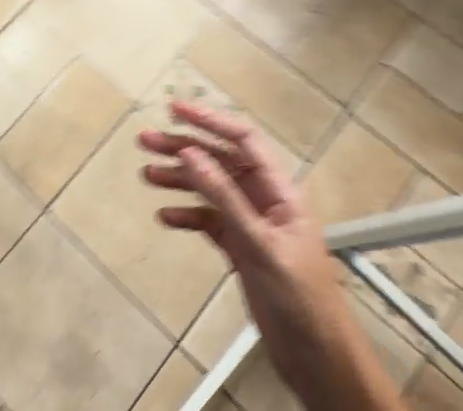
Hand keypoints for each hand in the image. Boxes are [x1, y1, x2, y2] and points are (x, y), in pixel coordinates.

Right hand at [140, 102, 404, 410]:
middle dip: (183, 148)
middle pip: (220, 161)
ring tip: (147, 176)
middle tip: (145, 141)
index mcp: (281, 192)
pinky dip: (186, 215)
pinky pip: (207, 220)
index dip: (210, 121)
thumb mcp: (260, 244)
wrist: (316, 354)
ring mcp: (251, 224)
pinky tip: (167, 217)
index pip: (244, 141)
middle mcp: (265, 201)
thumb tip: (190, 153)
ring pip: (209, 189)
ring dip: (179, 179)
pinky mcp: (240, 248)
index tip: (174, 109)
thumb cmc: (300, 297)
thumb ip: (224, 196)